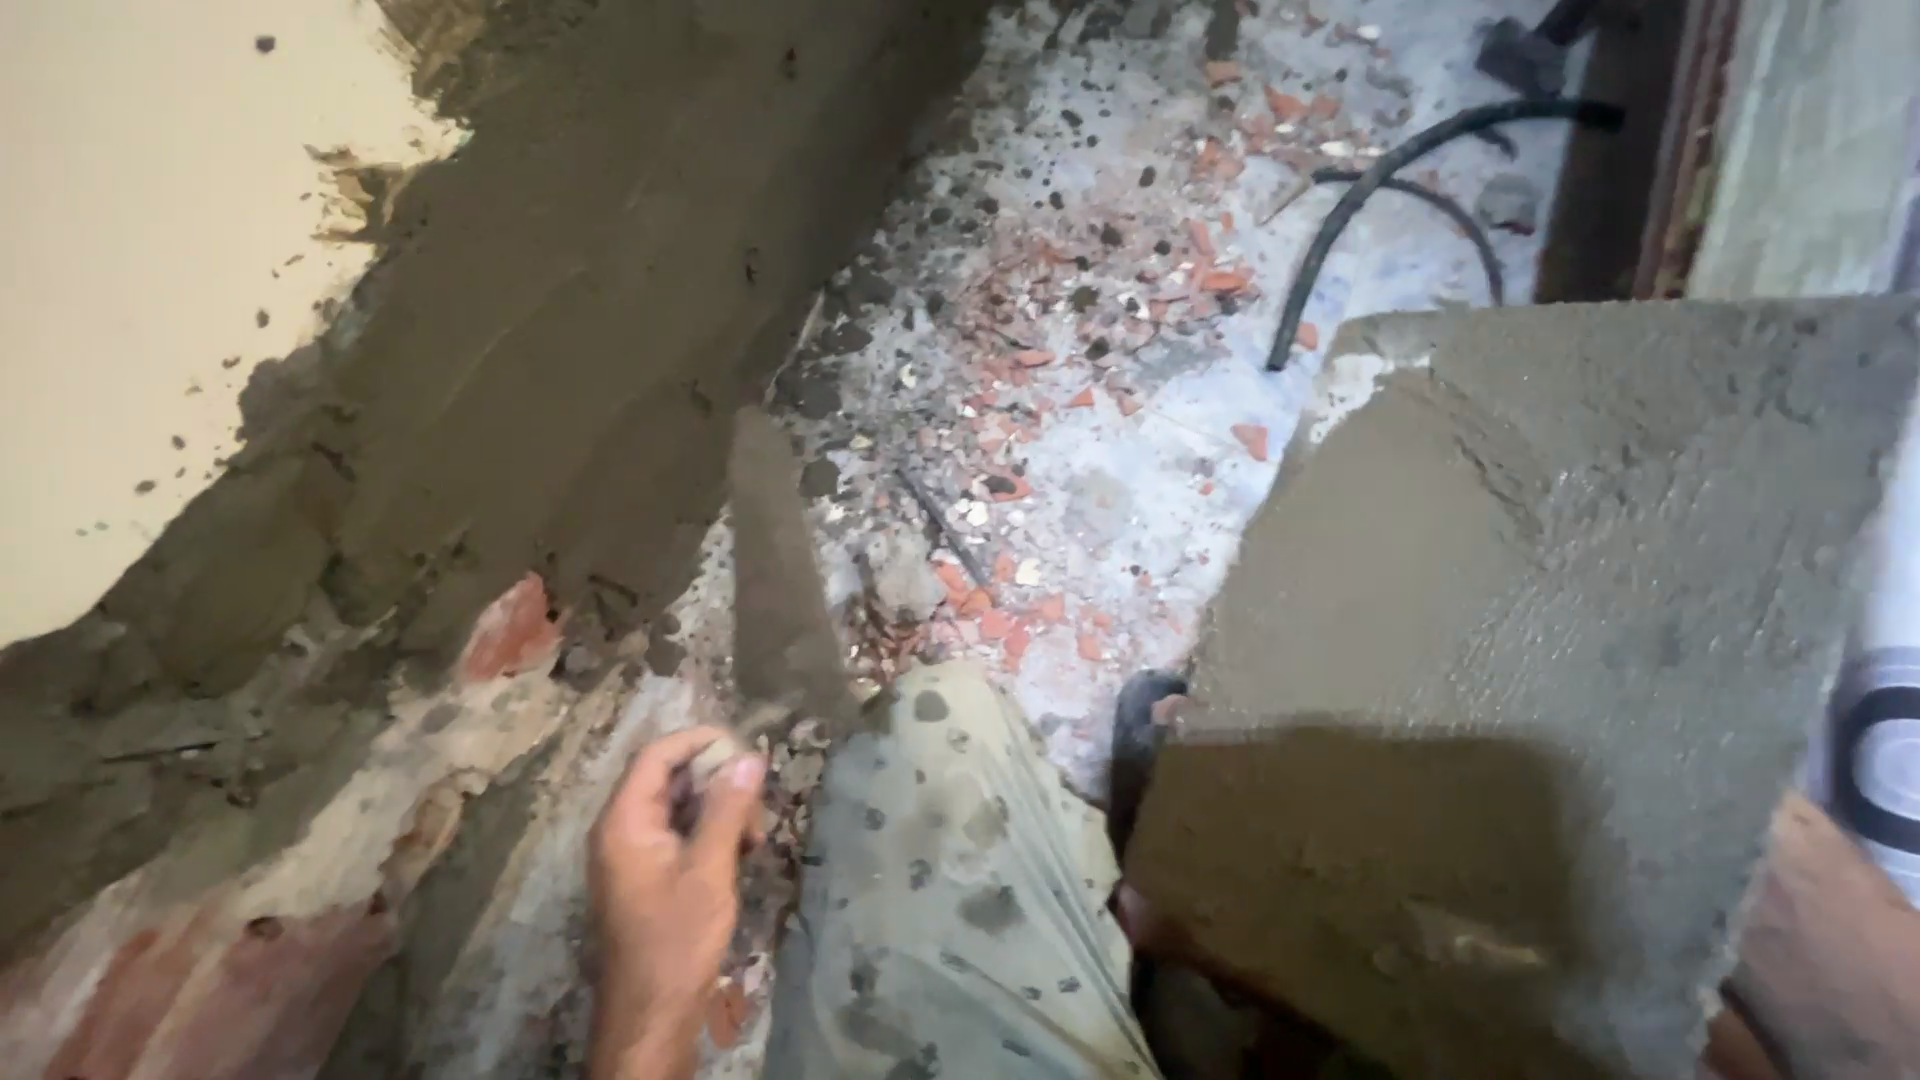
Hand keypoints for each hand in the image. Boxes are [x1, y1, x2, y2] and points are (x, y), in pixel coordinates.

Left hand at [589, 726, 766, 1079]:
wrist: (652, 1015)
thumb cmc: (677, 939)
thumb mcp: (709, 868)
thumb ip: (729, 808)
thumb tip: (751, 757)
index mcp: (624, 822)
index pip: (656, 756)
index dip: (698, 741)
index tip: (742, 746)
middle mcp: (622, 830)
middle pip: (669, 778)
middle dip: (717, 781)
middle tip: (756, 801)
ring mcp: (634, 854)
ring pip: (680, 806)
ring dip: (721, 809)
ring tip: (754, 836)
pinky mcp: (650, 875)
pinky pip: (681, 833)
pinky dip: (712, 832)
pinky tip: (742, 851)